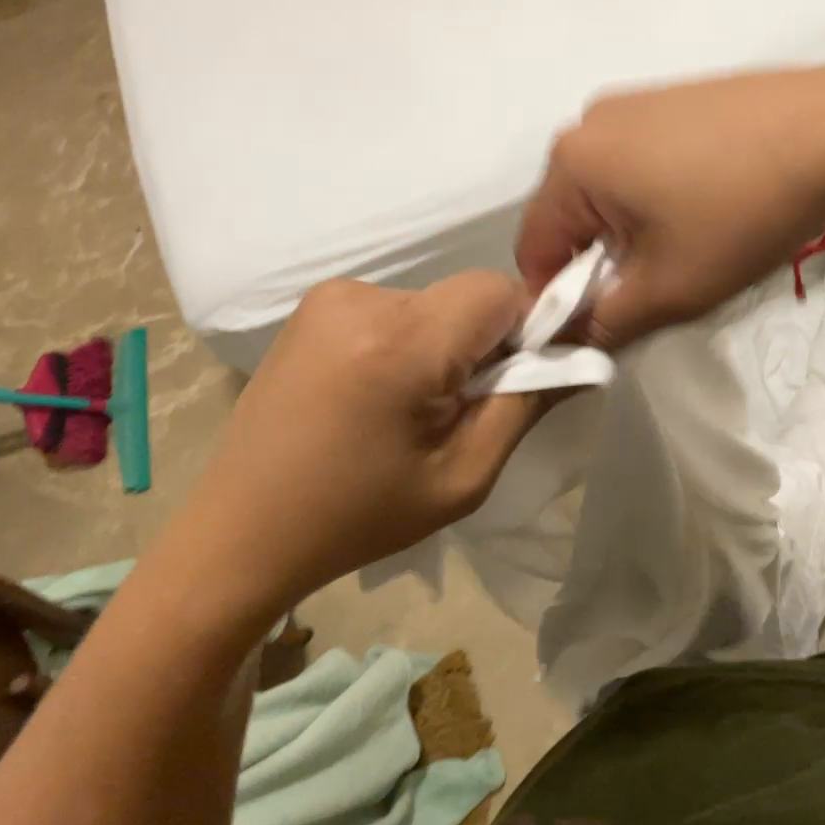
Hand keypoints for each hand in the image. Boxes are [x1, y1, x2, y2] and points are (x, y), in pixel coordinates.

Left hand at [168, 272, 545, 632]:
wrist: (242, 533)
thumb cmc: (358, 517)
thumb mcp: (464, 476)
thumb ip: (529, 404)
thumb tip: (582, 354)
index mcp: (401, 341)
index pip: (500, 291)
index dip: (527, 329)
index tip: (517, 383)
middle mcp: (361, 298)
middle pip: (465, 296)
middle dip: (483, 343)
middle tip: (461, 410)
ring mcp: (327, 298)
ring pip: (431, 303)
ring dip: (444, 344)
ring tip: (409, 410)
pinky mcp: (310, 309)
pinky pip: (392, 309)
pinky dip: (407, 342)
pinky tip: (377, 396)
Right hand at [516, 66, 824, 347]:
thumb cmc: (742, 214)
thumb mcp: (669, 290)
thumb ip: (604, 324)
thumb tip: (570, 338)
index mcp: (571, 162)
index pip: (533, 251)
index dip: (561, 302)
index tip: (611, 322)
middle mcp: (589, 122)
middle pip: (568, 218)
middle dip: (601, 263)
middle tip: (661, 285)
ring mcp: (634, 103)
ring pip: (606, 192)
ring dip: (631, 232)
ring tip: (693, 244)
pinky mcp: (674, 98)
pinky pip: (640, 163)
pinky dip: (657, 198)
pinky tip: (709, 206)